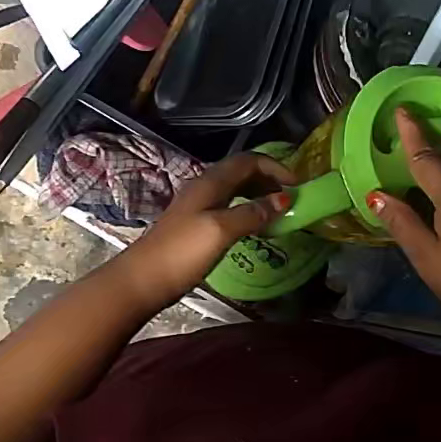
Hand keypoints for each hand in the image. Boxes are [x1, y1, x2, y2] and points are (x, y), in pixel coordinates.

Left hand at [111, 151, 296, 308]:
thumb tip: (284, 199)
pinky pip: (227, 207)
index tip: (298, 185)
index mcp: (210, 182)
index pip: (248, 161)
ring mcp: (197, 206)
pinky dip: (246, 210)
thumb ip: (252, 213)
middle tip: (291, 198)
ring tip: (278, 212)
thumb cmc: (182, 252)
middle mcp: (204, 187)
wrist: (142, 280)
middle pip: (241, 172)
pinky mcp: (194, 225)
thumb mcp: (221, 230)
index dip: (275, 167)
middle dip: (269, 179)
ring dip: (258, 195)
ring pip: (234, 189)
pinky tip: (253, 227)